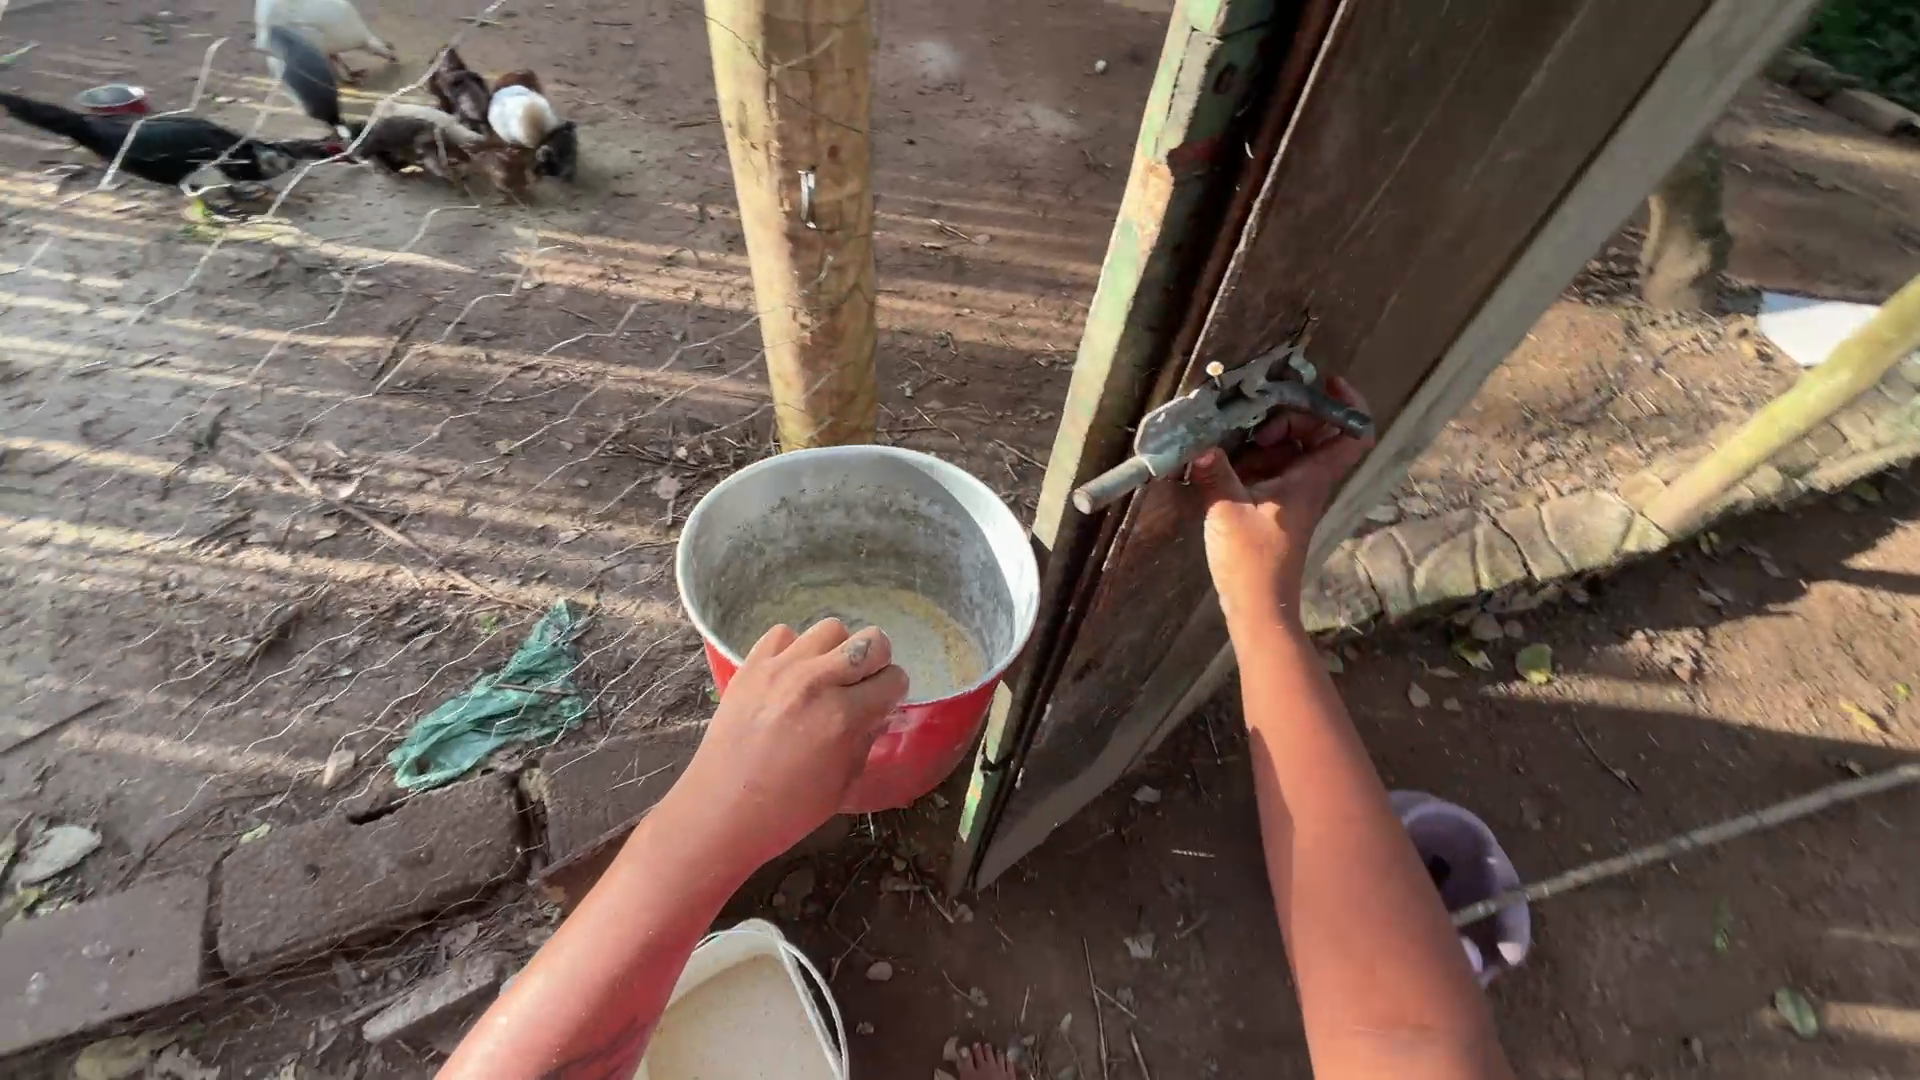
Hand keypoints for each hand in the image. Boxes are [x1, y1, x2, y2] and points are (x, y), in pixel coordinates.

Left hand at [673, 619, 908, 869]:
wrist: (721, 812)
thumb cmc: (788, 810)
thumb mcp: (845, 782)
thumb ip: (866, 737)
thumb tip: (878, 710)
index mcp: (843, 716)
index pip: (893, 679)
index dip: (893, 692)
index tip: (883, 703)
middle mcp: (816, 682)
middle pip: (871, 641)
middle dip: (877, 662)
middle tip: (863, 683)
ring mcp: (780, 669)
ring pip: (831, 629)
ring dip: (837, 650)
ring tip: (827, 674)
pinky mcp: (750, 666)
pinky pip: (783, 634)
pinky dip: (794, 649)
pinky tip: (791, 673)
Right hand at [1193, 376, 1373, 631]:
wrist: (1257, 604)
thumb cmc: (1251, 559)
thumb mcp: (1226, 509)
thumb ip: (1214, 472)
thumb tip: (1200, 445)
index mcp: (1310, 479)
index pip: (1352, 433)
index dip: (1346, 402)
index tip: (1321, 382)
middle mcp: (1307, 483)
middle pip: (1316, 434)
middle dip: (1288, 416)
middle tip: (1256, 420)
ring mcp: (1290, 496)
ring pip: (1290, 452)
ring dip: (1265, 438)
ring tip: (1232, 437)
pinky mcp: (1272, 508)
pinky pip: (1270, 471)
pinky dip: (1250, 460)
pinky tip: (1221, 462)